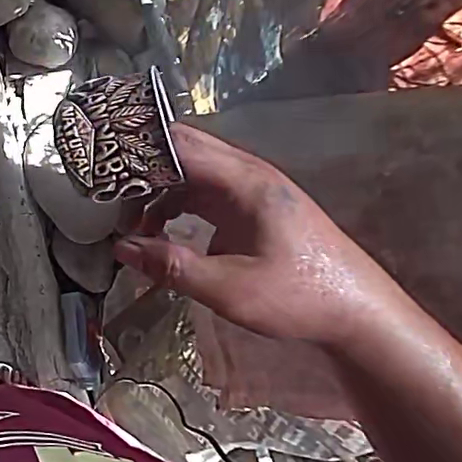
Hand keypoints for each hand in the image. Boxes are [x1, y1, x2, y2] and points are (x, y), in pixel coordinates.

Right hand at [113, 124, 413, 349]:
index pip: (181, 146)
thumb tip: (119, 247)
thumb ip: (169, 265)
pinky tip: (159, 233)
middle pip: (183, 151)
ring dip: (155, 191)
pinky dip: (172, 206)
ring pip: (189, 173)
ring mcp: (251, 192)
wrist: (360, 315)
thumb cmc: (299, 297)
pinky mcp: (251, 210)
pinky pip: (201, 194)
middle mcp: (249, 176)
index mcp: (247, 183)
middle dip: (141, 168)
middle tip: (105, 191)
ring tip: (128, 221)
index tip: (102, 167)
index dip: (138, 151)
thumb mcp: (227, 288)